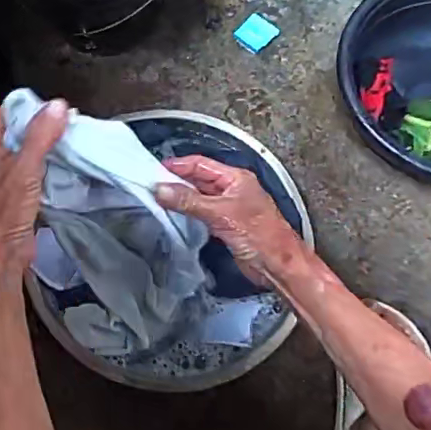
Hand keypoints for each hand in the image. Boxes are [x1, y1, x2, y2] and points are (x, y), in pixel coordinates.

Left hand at [0, 98, 68, 293]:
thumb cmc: (3, 210)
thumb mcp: (25, 167)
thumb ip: (41, 135)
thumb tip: (58, 105)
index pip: (8, 112)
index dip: (33, 108)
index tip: (60, 111)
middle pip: (17, 132)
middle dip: (43, 129)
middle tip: (71, 127)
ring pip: (24, 153)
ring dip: (45, 150)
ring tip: (71, 145)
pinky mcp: (8, 196)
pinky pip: (27, 173)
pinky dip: (43, 169)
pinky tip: (62, 168)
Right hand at [153, 156, 303, 284]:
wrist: (278, 265)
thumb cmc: (262, 236)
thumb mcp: (221, 213)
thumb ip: (189, 201)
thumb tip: (163, 189)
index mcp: (236, 178)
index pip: (200, 164)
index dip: (177, 165)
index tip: (156, 170)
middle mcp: (232, 189)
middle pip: (198, 179)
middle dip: (176, 181)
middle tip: (153, 185)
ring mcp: (229, 207)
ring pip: (198, 196)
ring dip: (180, 197)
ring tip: (159, 198)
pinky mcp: (225, 225)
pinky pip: (201, 213)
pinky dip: (187, 212)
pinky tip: (175, 215)